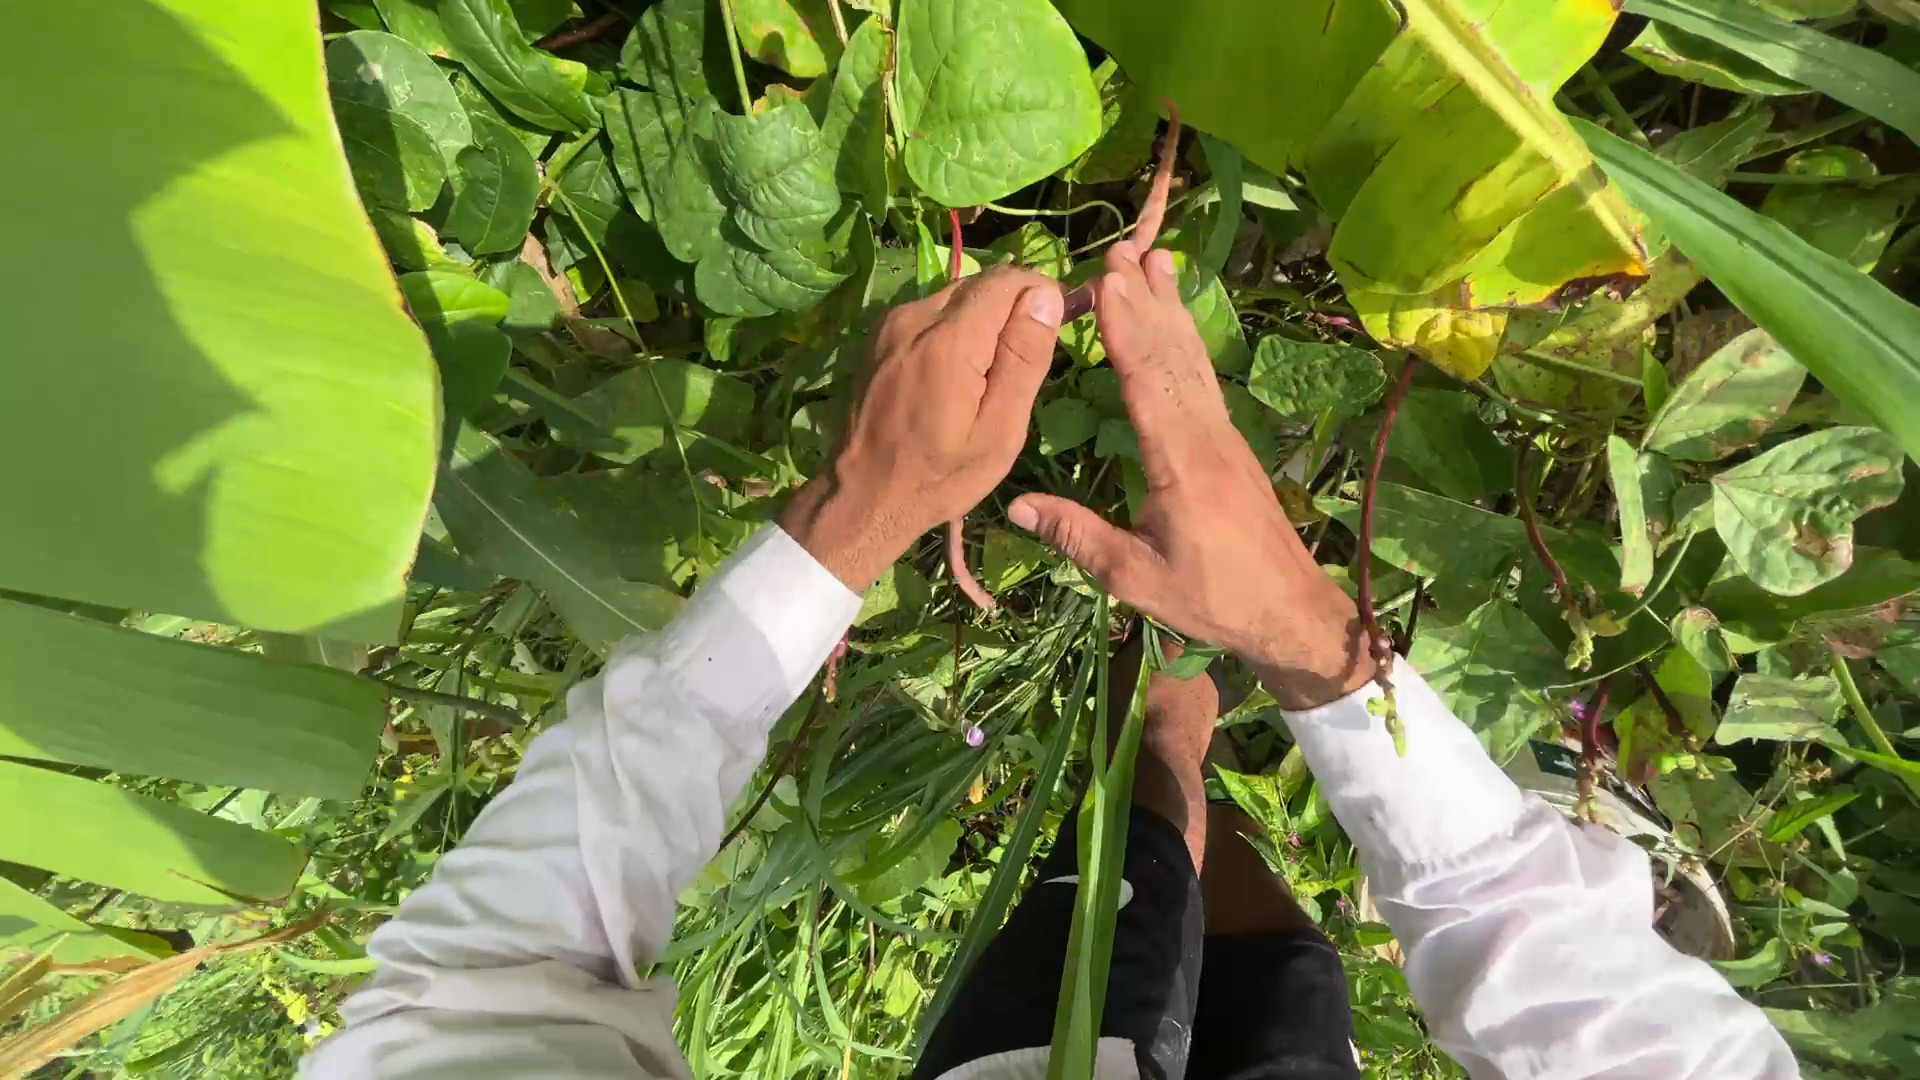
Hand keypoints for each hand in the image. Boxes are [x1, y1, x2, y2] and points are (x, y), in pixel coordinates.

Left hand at [782, 266, 1064, 591]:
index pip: (1008, 280)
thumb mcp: (999, 432)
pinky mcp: (878, 337)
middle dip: (1010, 313)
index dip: (1039, 297)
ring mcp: (890, 324)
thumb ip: (1023, 359)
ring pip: (955, 298)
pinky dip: (952, 335)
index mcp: (949, 340)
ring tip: (984, 382)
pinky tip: (952, 380)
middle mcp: (914, 317)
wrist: (865, 496)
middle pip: (981, 284)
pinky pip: (930, 316)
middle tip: (1017, 370)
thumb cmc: (940, 477)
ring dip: (981, 325)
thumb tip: (1046, 295)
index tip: (1048, 336)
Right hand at [1006, 243, 1372, 708]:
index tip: (1106, 278)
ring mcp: (1223, 435)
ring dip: (1171, 309)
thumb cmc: (1211, 597)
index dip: (1125, 326)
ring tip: (1155, 262)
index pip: (1147, 379)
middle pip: (1172, 355)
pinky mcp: (1229, 444)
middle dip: (1144, 300)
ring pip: (1193, 361)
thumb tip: (1014, 503)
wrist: (1289, 611)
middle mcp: (1206, 434)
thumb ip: (1077, 536)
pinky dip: (1188, 342)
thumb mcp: (1135, 577)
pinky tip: (1180, 326)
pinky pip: (1203, 380)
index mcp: (1180, 461)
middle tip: (1121, 249)